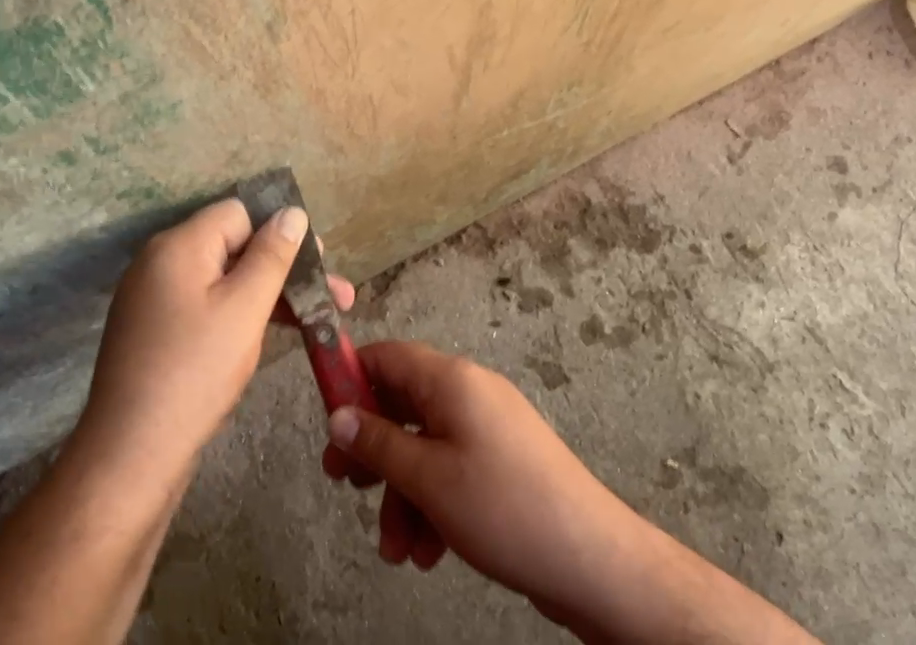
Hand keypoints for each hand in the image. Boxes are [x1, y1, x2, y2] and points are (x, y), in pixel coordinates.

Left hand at [76, 197, 352, 475]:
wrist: (132, 449)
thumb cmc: (196, 371)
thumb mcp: (245, 308)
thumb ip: (272, 256)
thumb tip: (291, 212)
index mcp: (178, 246)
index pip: (238, 213)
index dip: (280, 232)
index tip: (319, 266)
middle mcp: (160, 262)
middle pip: (232, 245)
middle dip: (283, 269)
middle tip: (333, 298)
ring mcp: (153, 298)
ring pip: (221, 280)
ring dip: (266, 295)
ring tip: (313, 323)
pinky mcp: (155, 330)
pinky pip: (205, 306)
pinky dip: (238, 314)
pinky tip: (268, 335)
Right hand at [323, 342, 653, 633]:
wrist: (590, 559)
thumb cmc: (502, 506)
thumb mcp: (426, 477)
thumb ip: (377, 443)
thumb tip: (338, 416)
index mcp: (451, 380)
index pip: (387, 356)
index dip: (350, 379)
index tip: (325, 418)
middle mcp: (470, 394)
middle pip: (402, 407)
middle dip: (372, 451)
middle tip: (344, 484)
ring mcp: (490, 430)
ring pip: (425, 450)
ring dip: (401, 496)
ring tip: (394, 549)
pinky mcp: (503, 464)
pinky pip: (452, 472)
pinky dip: (432, 505)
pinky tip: (427, 551)